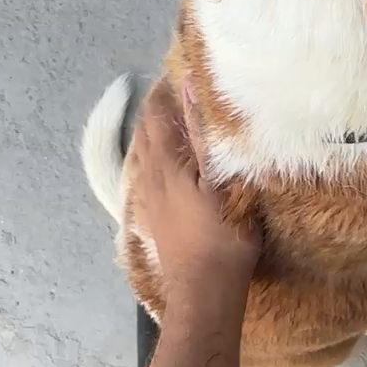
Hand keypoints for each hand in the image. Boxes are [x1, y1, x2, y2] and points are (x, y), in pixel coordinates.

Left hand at [128, 77, 260, 288]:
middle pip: (146, 133)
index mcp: (165, 164)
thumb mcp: (221, 181)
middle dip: (159, 111)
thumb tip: (187, 87)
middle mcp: (149, 178)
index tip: (183, 74)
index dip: (166, 91)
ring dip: (157, 137)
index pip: (156, 113)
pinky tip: (169, 170)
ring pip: (145, 157)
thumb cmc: (222, 237)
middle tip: (181, 96)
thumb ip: (202, 135)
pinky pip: (149, 180)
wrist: (204, 292)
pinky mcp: (154, 222)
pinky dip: (157, 163)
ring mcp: (149, 202)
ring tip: (176, 127)